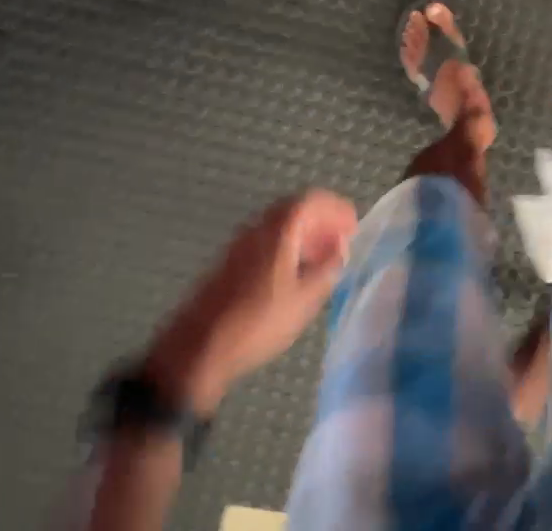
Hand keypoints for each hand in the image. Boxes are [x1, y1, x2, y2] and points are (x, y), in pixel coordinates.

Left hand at [143, 189, 357, 412]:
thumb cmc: (258, 322)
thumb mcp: (305, 299)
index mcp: (279, 231)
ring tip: (323, 258)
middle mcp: (258, 229)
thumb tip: (340, 247)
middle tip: (341, 240)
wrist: (199, 349)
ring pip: (278, 226)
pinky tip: (295, 274)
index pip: (311, 201)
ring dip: (304, 234)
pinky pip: (266, 242)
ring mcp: (240, 245)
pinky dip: (286, 247)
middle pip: (294, 210)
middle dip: (321, 220)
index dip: (335, 208)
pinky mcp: (230, 263)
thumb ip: (327, 268)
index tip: (353, 225)